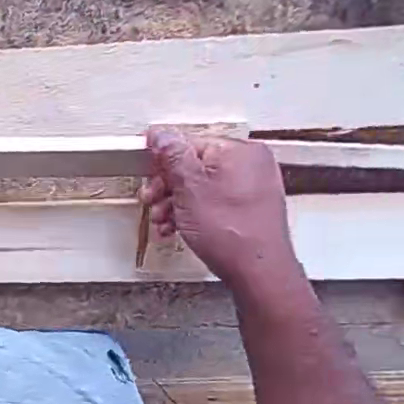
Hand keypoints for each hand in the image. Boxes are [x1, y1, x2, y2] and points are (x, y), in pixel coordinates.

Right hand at [139, 127, 299, 289]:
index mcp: (239, 151)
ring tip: (163, 221)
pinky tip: (176, 228)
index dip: (163, 163)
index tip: (148, 176)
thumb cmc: (230, 231)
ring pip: (199, 187)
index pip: (190, 144)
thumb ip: (173, 156)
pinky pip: (211, 201)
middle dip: (166, 187)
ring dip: (173, 204)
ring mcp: (251, 186)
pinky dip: (191, 213)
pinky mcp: (247, 207)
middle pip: (193, 166)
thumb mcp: (189, 188)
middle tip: (152, 201)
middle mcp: (250, 164)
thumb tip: (161, 134)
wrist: (256, 269)